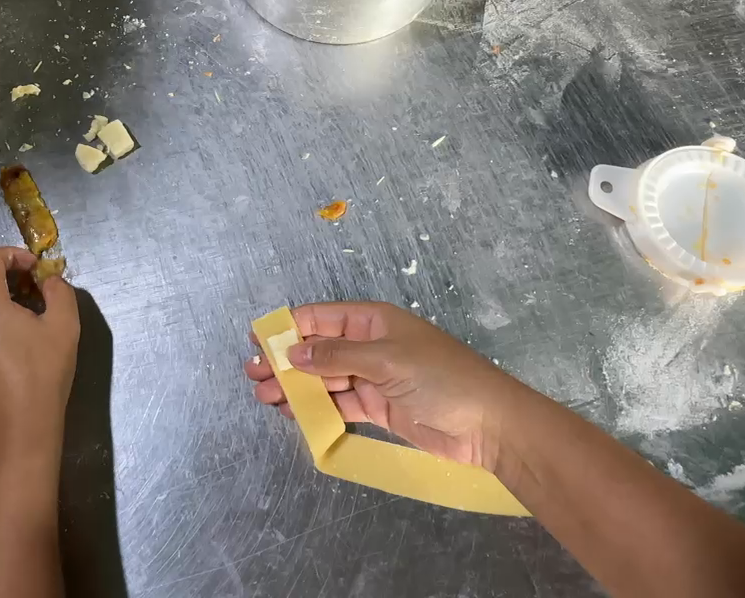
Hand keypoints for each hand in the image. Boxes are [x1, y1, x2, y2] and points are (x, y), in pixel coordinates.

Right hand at [245, 302, 527, 469]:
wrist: (491, 426)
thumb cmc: (441, 378)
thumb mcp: (386, 360)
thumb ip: (337, 356)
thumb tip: (293, 352)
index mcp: (371, 321)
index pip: (320, 318)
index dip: (287, 327)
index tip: (257, 340)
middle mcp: (368, 345)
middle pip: (317, 349)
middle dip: (285, 360)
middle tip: (254, 375)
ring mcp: (373, 377)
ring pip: (324, 378)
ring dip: (295, 386)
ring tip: (265, 397)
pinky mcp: (379, 406)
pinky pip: (340, 403)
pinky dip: (317, 407)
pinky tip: (294, 413)